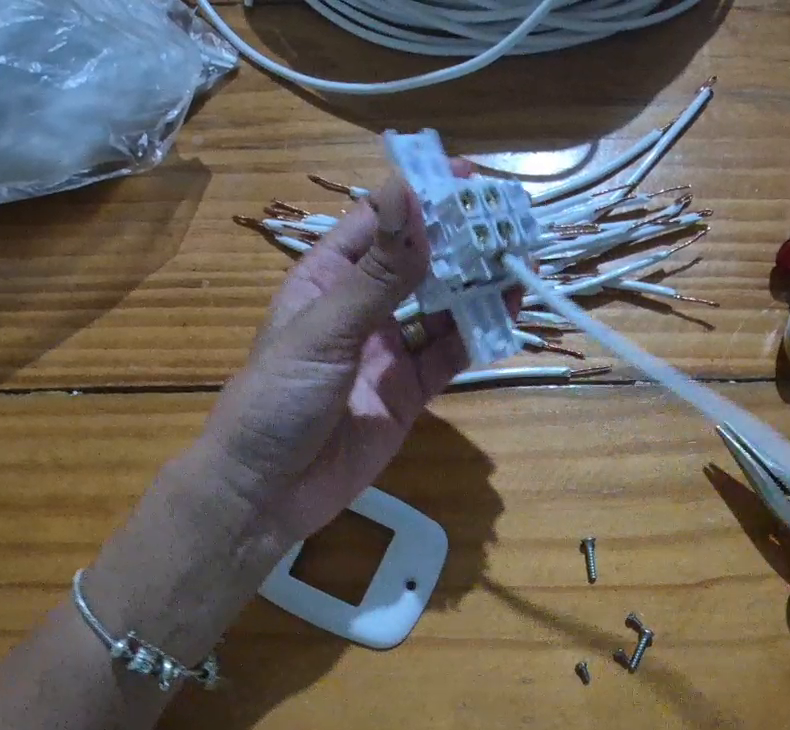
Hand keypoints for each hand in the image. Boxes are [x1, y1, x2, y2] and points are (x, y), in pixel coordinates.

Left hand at [200, 169, 476, 545]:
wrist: (267, 491)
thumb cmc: (277, 400)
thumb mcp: (325, 330)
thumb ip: (376, 274)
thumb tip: (409, 195)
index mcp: (327, 278)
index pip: (382, 222)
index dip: (424, 198)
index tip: (471, 179)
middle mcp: (363, 308)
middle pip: (420, 262)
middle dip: (463, 242)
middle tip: (513, 224)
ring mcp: (389, 352)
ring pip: (442, 308)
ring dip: (478, 287)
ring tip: (522, 264)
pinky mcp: (409, 393)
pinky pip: (449, 356)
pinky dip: (477, 336)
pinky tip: (508, 314)